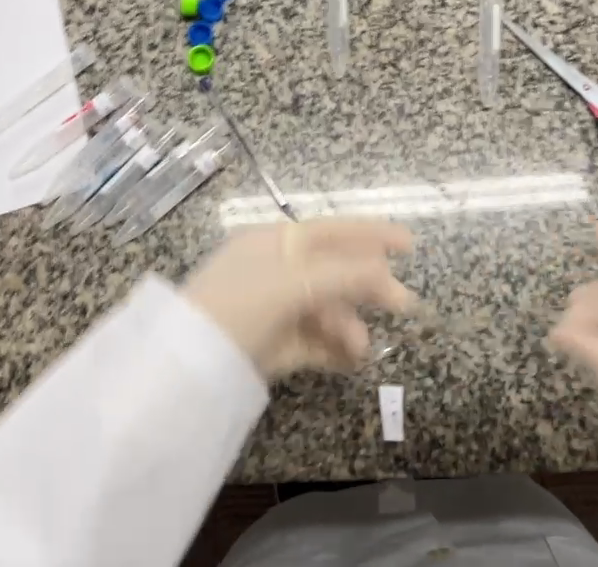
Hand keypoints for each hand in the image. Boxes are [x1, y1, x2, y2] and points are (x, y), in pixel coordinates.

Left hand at [182, 220, 416, 378]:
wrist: (187, 367)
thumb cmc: (238, 306)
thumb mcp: (291, 283)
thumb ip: (342, 275)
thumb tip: (384, 271)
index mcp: (273, 242)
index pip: (330, 231)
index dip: (370, 234)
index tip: (409, 243)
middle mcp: (274, 270)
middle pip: (332, 271)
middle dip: (366, 287)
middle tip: (402, 305)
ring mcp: (273, 309)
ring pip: (326, 309)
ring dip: (349, 325)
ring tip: (360, 348)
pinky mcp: (272, 346)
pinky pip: (314, 342)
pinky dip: (335, 350)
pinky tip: (352, 361)